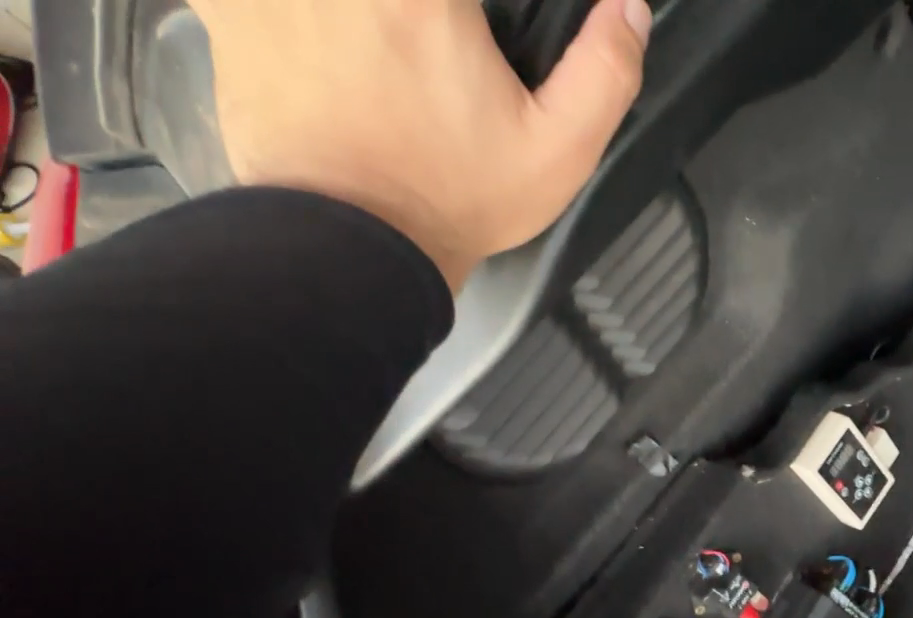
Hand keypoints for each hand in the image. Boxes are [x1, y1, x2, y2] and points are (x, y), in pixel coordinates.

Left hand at [188, 0, 651, 288]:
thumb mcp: (561, 148)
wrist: (358, 243)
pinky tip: (330, 37)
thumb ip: (604, 70)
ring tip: (396, 52)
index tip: (488, 32)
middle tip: (445, 45)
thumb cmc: (458, 196)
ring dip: (366, 17)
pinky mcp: (229, 9)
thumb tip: (627, 8)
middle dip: (426, 17)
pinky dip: (286, 14)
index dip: (486, 12)